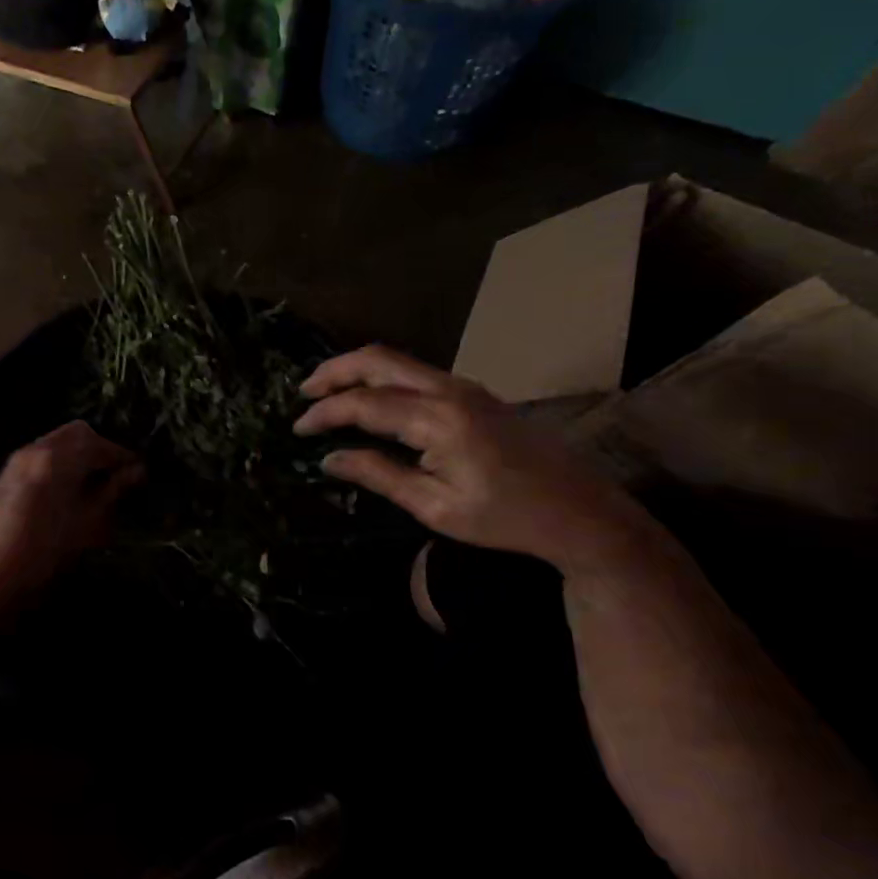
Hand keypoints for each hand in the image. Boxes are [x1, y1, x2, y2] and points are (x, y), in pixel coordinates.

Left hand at [0, 421, 144, 614]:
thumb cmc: (44, 552)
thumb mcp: (87, 523)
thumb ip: (113, 491)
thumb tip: (138, 471)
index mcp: (57, 459)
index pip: (99, 443)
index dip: (122, 455)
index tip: (139, 470)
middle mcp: (36, 449)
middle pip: (78, 433)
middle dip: (101, 448)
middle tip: (118, 473)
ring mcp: (19, 458)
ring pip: (60, 440)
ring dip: (82, 452)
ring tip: (97, 481)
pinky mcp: (10, 471)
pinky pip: (44, 451)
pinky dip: (63, 459)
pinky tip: (72, 486)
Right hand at [294, 346, 655, 575]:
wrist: (580, 511)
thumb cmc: (507, 518)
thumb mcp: (435, 507)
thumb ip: (379, 475)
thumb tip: (330, 459)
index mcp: (439, 421)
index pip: (364, 404)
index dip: (325, 413)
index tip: (297, 429)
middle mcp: (449, 390)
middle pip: (378, 360)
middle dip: (334, 371)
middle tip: (303, 393)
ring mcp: (464, 386)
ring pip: (397, 360)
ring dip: (357, 370)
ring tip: (326, 393)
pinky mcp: (472, 392)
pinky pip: (414, 372)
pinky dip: (381, 377)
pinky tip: (368, 398)